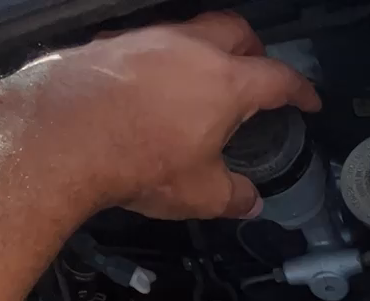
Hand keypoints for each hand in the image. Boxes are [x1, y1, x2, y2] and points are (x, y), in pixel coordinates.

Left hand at [0, 12, 320, 218]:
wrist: (61, 138)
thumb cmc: (138, 159)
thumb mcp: (203, 194)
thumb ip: (235, 195)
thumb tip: (249, 200)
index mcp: (225, 83)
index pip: (278, 77)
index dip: (300, 90)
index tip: (308, 100)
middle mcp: (187, 49)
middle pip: (236, 30)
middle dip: (256, 50)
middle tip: (260, 75)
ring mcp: (145, 40)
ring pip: (190, 32)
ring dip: (208, 52)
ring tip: (210, 85)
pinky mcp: (109, 45)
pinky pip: (149, 45)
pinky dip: (166, 62)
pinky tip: (160, 90)